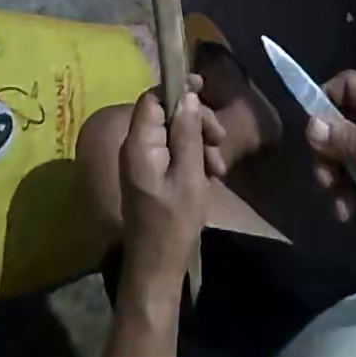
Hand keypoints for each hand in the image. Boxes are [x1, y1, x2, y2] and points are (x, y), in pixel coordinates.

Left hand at [118, 82, 226, 296]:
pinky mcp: (149, 174)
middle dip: (195, 120)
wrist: (157, 268)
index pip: (152, 98)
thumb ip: (187, 133)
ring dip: (198, 141)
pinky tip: (210, 173)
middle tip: (220, 140)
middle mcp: (135, 147)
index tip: (204, 88)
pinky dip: (191, 156)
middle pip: (165, 113)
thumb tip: (188, 96)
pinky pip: (170, 151)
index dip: (177, 89)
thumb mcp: (189, 176)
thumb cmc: (174, 223)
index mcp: (139, 144)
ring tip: (219, 166)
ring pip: (172, 132)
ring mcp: (141, 161)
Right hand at [306, 69, 355, 245]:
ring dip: (345, 184)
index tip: (313, 138)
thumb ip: (346, 141)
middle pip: (343, 123)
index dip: (323, 103)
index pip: (344, 84)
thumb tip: (309, 122)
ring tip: (348, 214)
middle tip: (327, 186)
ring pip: (353, 154)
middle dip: (331, 158)